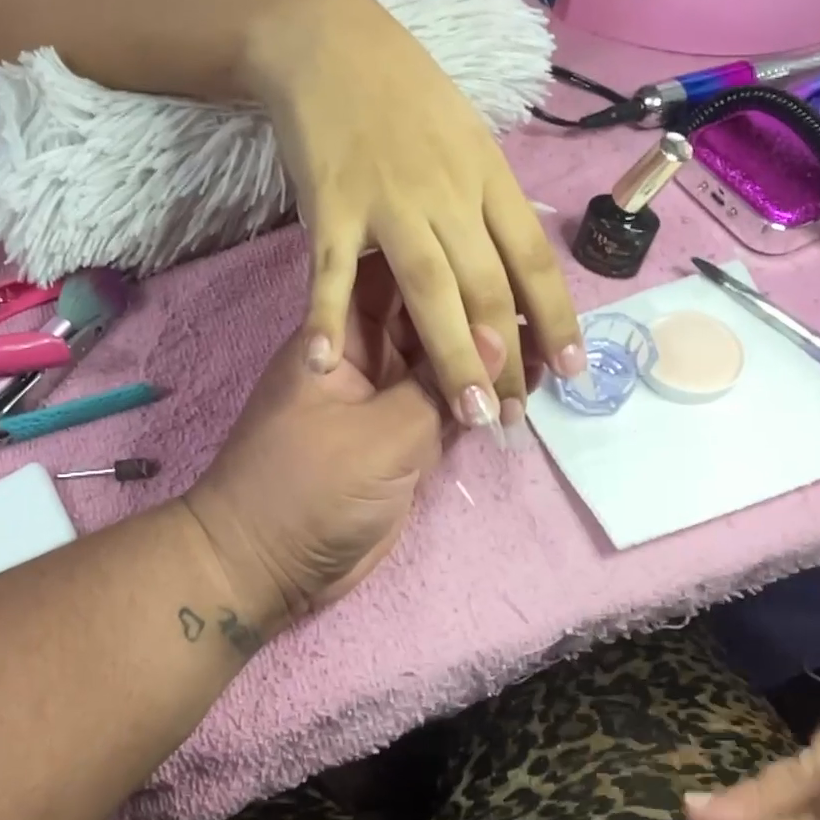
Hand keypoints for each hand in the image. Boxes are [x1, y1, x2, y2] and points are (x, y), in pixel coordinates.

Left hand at [183, 262, 509, 633]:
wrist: (268, 566)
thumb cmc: (307, 490)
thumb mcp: (375, 438)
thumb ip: (435, 387)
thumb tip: (495, 332)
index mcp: (338, 335)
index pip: (396, 278)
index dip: (446, 263)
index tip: (503, 254)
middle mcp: (364, 356)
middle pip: (428, 318)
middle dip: (481, 313)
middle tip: (545, 306)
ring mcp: (385, 397)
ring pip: (445, 363)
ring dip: (492, 358)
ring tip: (552, 346)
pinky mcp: (402, 436)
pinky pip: (448, 406)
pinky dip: (482, 399)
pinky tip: (527, 388)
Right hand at [248, 0, 584, 443]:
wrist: (329, 40)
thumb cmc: (401, 90)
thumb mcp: (463, 133)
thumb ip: (484, 197)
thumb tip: (510, 264)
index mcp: (486, 175)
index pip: (533, 258)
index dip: (558, 318)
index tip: (573, 371)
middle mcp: (449, 193)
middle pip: (487, 286)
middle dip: (506, 358)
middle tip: (512, 420)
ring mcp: (389, 201)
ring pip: (430, 288)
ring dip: (452, 355)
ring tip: (468, 414)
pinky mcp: (330, 205)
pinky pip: (330, 271)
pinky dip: (324, 317)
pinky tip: (323, 363)